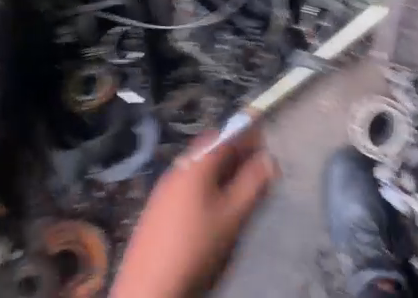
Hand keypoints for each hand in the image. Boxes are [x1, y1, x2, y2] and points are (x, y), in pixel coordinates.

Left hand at [110, 128, 276, 297]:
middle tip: (255, 169)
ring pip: (199, 167)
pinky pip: (187, 184)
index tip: (266, 146)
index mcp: (196, 163)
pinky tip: (212, 209)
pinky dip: (205, 186)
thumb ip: (253, 183)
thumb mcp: (232, 215)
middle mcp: (177, 167)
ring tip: (238, 191)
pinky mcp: (157, 208)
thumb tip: (268, 159)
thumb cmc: (195, 245)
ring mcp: (164, 188)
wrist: (149, 287)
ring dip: (221, 171)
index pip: (226, 134)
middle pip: (211, 149)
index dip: (248, 135)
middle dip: (235, 154)